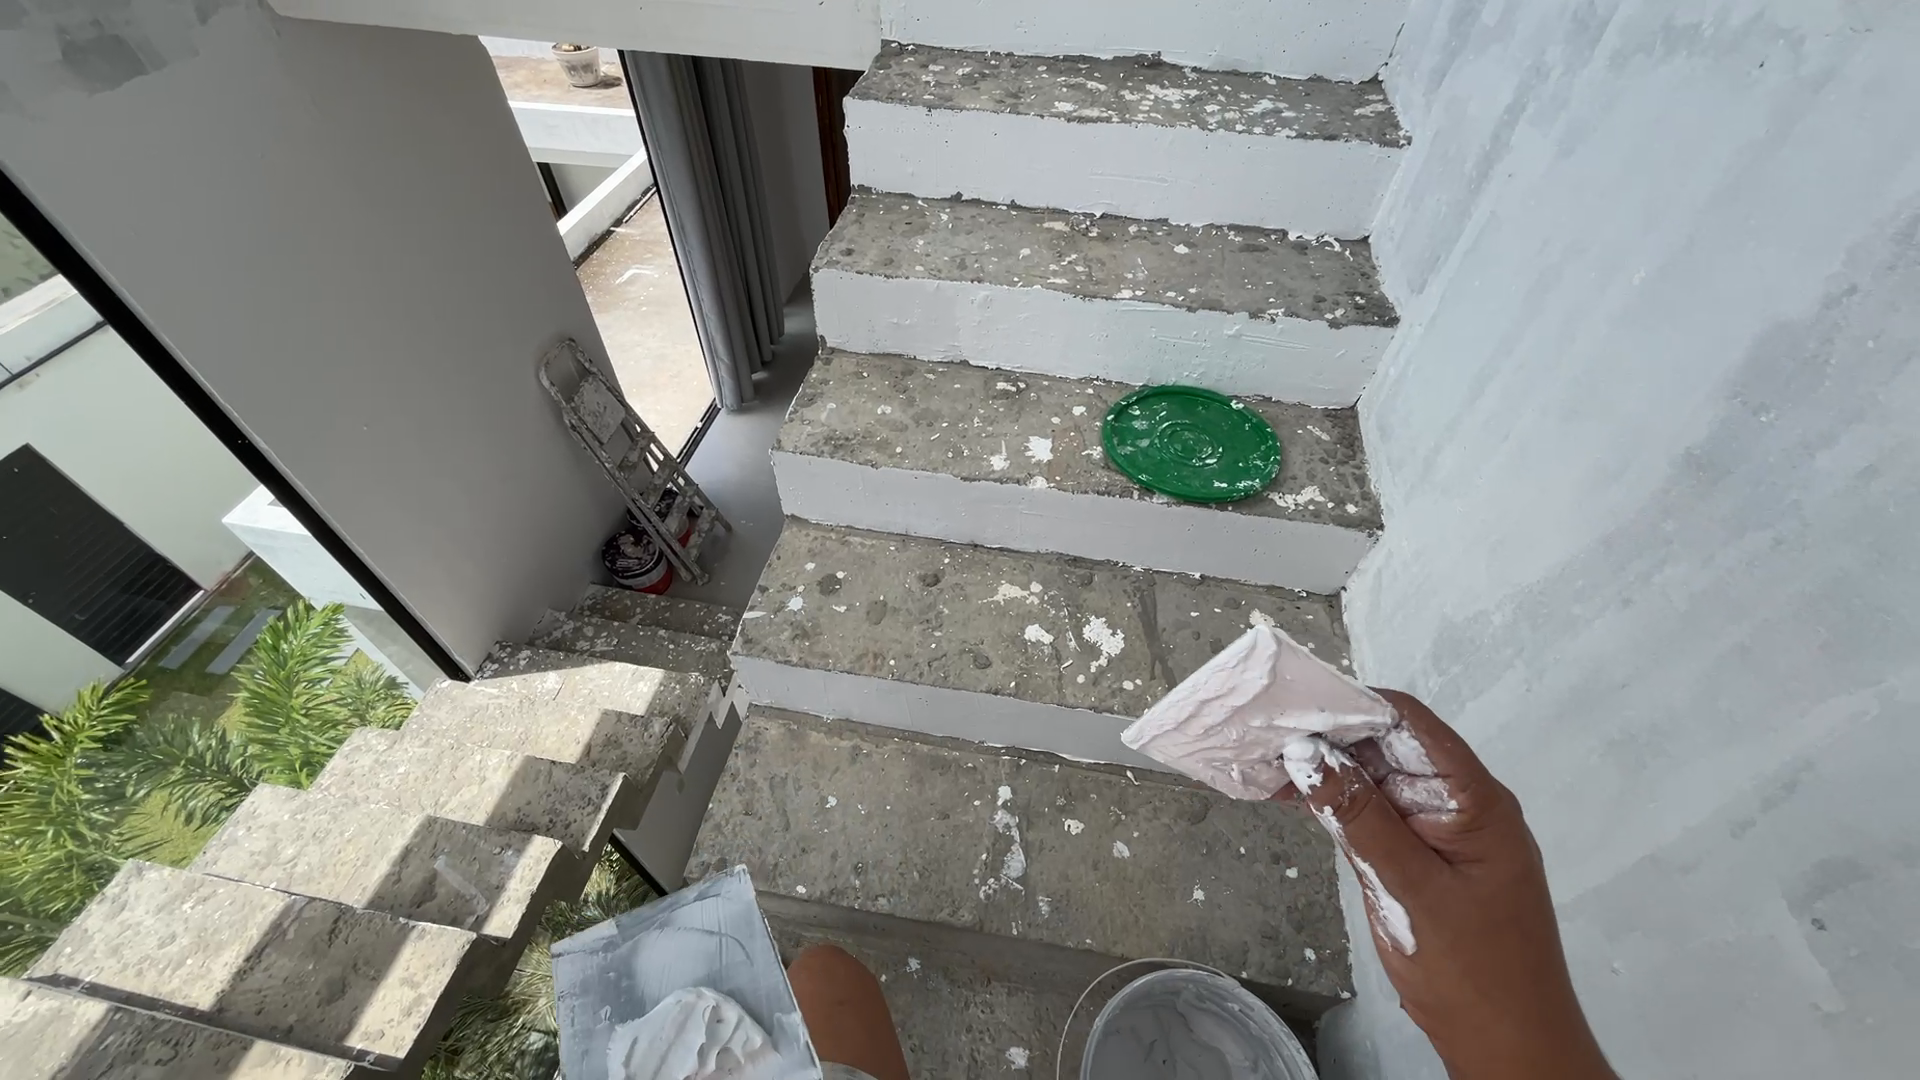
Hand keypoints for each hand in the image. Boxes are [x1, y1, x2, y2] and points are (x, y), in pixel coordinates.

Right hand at [1277, 690, 1616, 1079]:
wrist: (1510, 1051)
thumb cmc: (1475, 974)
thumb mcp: (1411, 892)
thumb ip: (1361, 819)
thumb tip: (1307, 753)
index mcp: (1473, 799)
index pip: (1410, 724)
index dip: (1353, 703)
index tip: (1294, 702)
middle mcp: (1454, 801)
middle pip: (1384, 745)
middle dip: (1326, 733)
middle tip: (1264, 728)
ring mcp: (1432, 826)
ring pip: (1370, 777)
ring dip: (1321, 767)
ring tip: (1262, 756)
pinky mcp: (1413, 850)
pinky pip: (1367, 810)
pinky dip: (1329, 801)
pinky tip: (1287, 795)